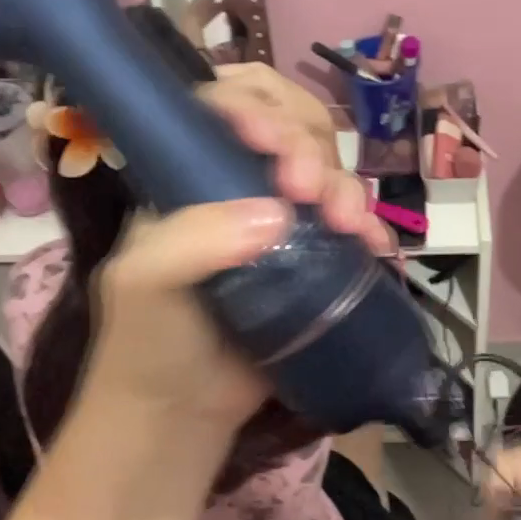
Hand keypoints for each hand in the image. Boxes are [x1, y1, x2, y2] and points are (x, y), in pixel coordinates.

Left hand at [78, 70, 392, 432]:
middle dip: (309, 146)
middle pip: (291, 128)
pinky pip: (353, 223)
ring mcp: (283, 221)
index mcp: (191, 175)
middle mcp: (240, 185)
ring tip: (347, 225)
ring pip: (328, 172)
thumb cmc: (149, 339)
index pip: (226, 107)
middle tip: (308, 190)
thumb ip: (191, 241)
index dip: (255, 109)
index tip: (269, 142)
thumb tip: (277, 217)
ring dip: (345, 186)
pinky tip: (376, 248)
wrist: (181, 412)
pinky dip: (370, 226)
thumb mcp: (145, 282)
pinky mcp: (316, 258)